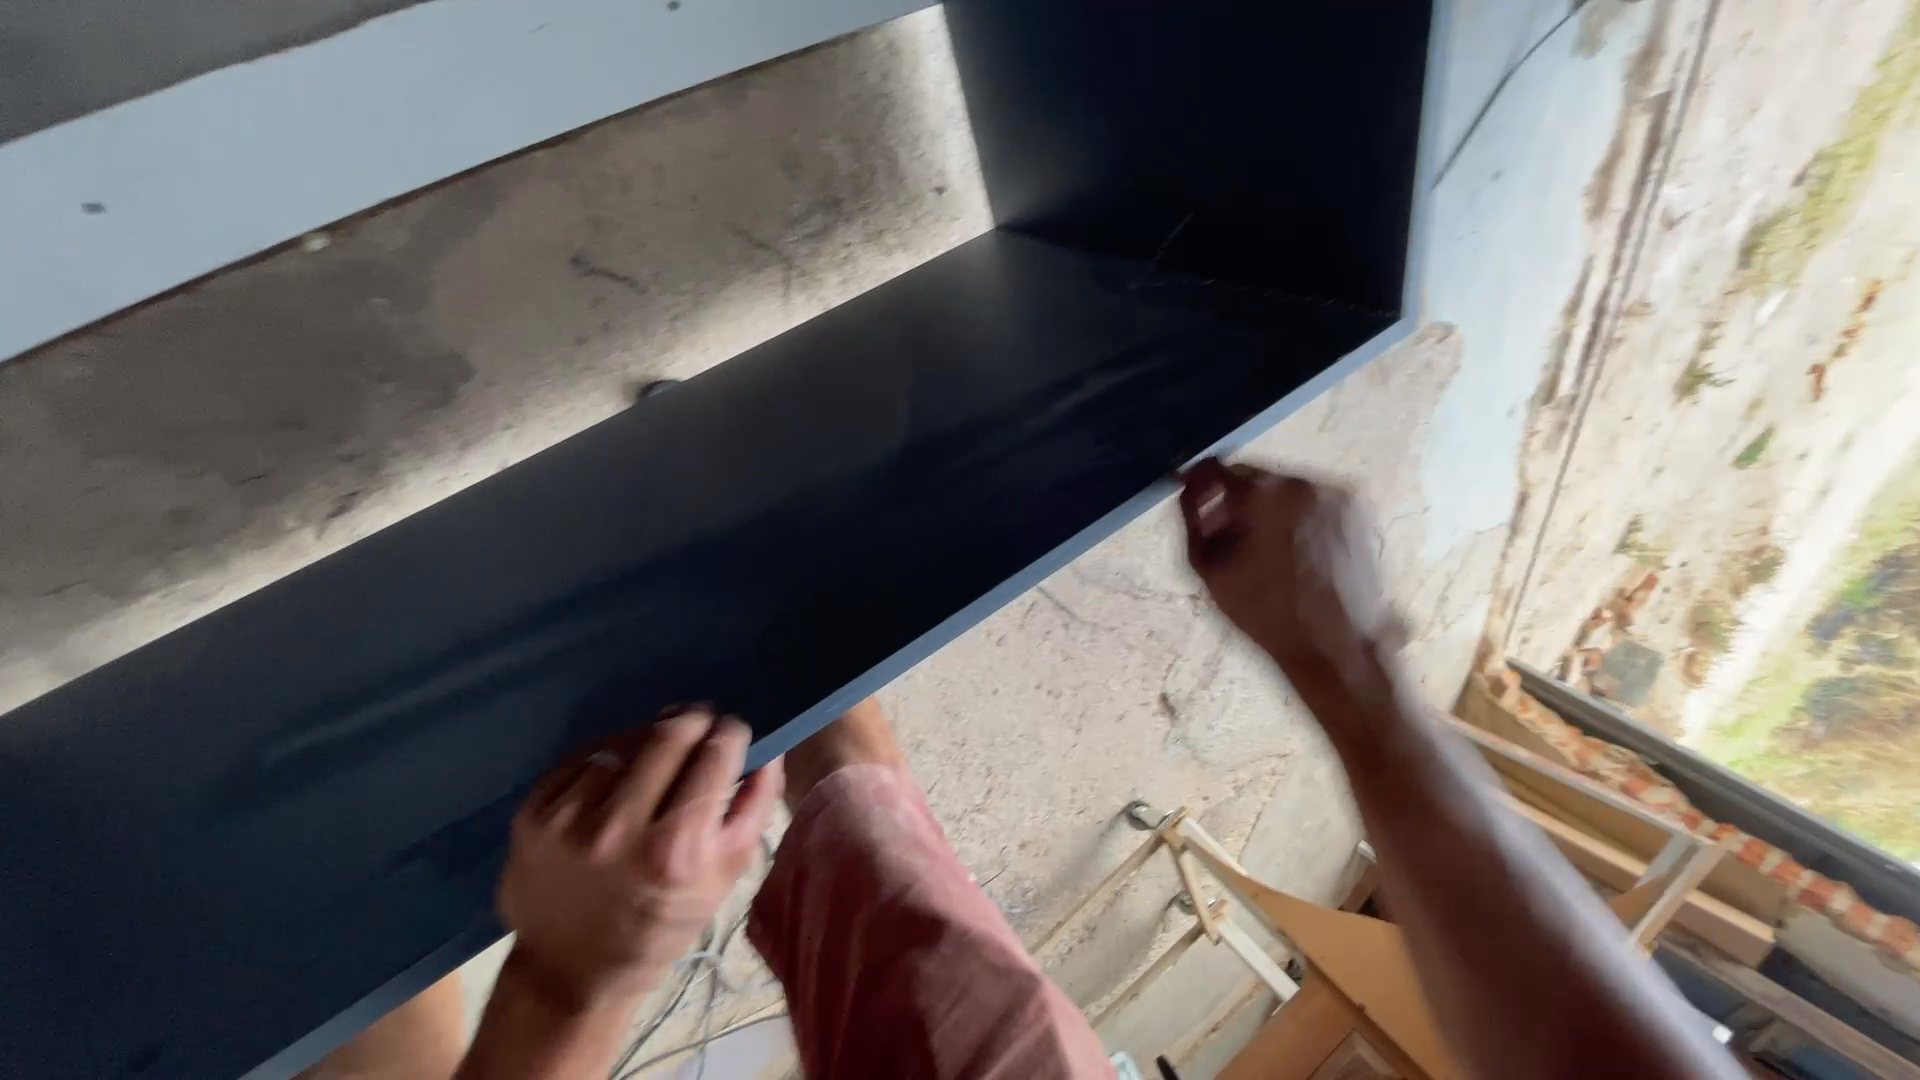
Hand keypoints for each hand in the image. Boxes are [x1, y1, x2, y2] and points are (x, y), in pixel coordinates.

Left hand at [496, 707, 782, 1011]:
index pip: (716, 753)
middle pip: (669, 734)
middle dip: (694, 720)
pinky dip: (610, 754)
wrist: (572, 973)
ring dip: (650, 738)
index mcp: (676, 848)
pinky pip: (584, 756)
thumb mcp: (726, 875)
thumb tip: (768, 750)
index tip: (732, 733)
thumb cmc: (663, 922)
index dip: (731, 733)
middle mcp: (619, 828)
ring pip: (625, 741)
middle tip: (701, 721)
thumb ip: (754, 807)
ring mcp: (568, 819)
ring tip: (658, 754)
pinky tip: (620, 772)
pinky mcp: (532, 814)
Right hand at [1177, 458, 1399, 682]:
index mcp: (1258, 493)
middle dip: (1236, 499)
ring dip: (1269, 507)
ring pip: (1285, 488)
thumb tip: (1189, 488)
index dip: (1198, 481)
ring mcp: (1335, 493)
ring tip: (1266, 548)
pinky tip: (1297, 551)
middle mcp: (1299, 481)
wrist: (1338, 643)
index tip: (1194, 496)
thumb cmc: (1264, 611)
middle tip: (1229, 533)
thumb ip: (1192, 517)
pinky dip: (1299, 516)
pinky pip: (1314, 501)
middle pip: (1253, 476)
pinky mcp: (1360, 509)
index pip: (1214, 466)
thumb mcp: (1208, 568)